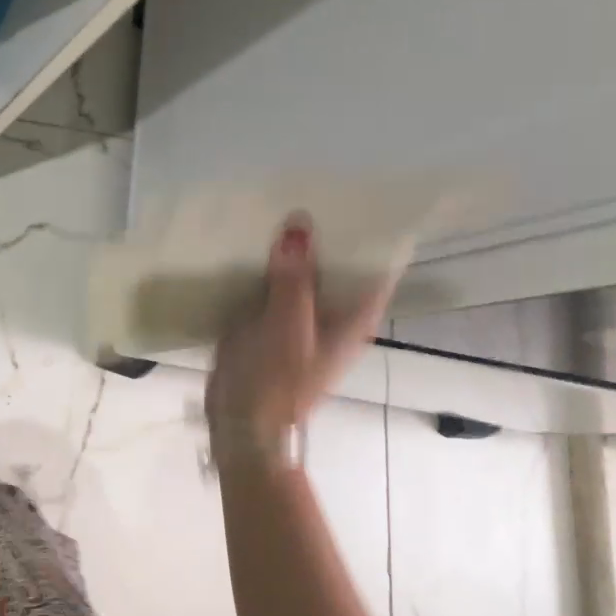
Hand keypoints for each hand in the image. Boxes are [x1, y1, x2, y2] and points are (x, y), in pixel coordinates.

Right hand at [205, 214, 399, 468]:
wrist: (241, 423)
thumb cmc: (275, 379)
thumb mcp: (286, 324)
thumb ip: (294, 277)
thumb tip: (299, 225)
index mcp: (352, 317)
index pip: (373, 265)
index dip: (367, 232)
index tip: (352, 195)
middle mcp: (331, 317)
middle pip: (333, 268)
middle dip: (318, 238)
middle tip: (299, 193)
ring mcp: (299, 324)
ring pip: (298, 279)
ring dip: (286, 255)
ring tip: (268, 214)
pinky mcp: (268, 330)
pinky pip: (269, 293)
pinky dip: (261, 274)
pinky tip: (242, 253)